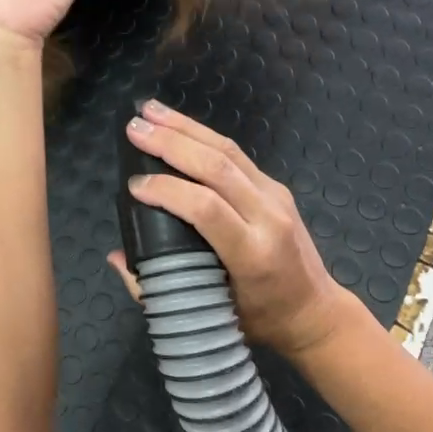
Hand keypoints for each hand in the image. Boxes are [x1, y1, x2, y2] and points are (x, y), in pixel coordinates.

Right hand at [108, 100, 364, 357]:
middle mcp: (268, 218)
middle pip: (217, 168)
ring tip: (148, 111)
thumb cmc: (261, 319)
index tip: (134, 185)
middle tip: (133, 129)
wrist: (317, 312)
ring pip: (228, 151)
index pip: (207, 209)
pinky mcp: (276, 186)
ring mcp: (276, 197)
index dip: (168, 190)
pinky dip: (202, 135)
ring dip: (185, 127)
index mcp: (252, 254)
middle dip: (171, 143)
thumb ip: (157, 289)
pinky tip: (177, 124)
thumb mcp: (209, 314)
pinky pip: (236, 154)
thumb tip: (115, 257)